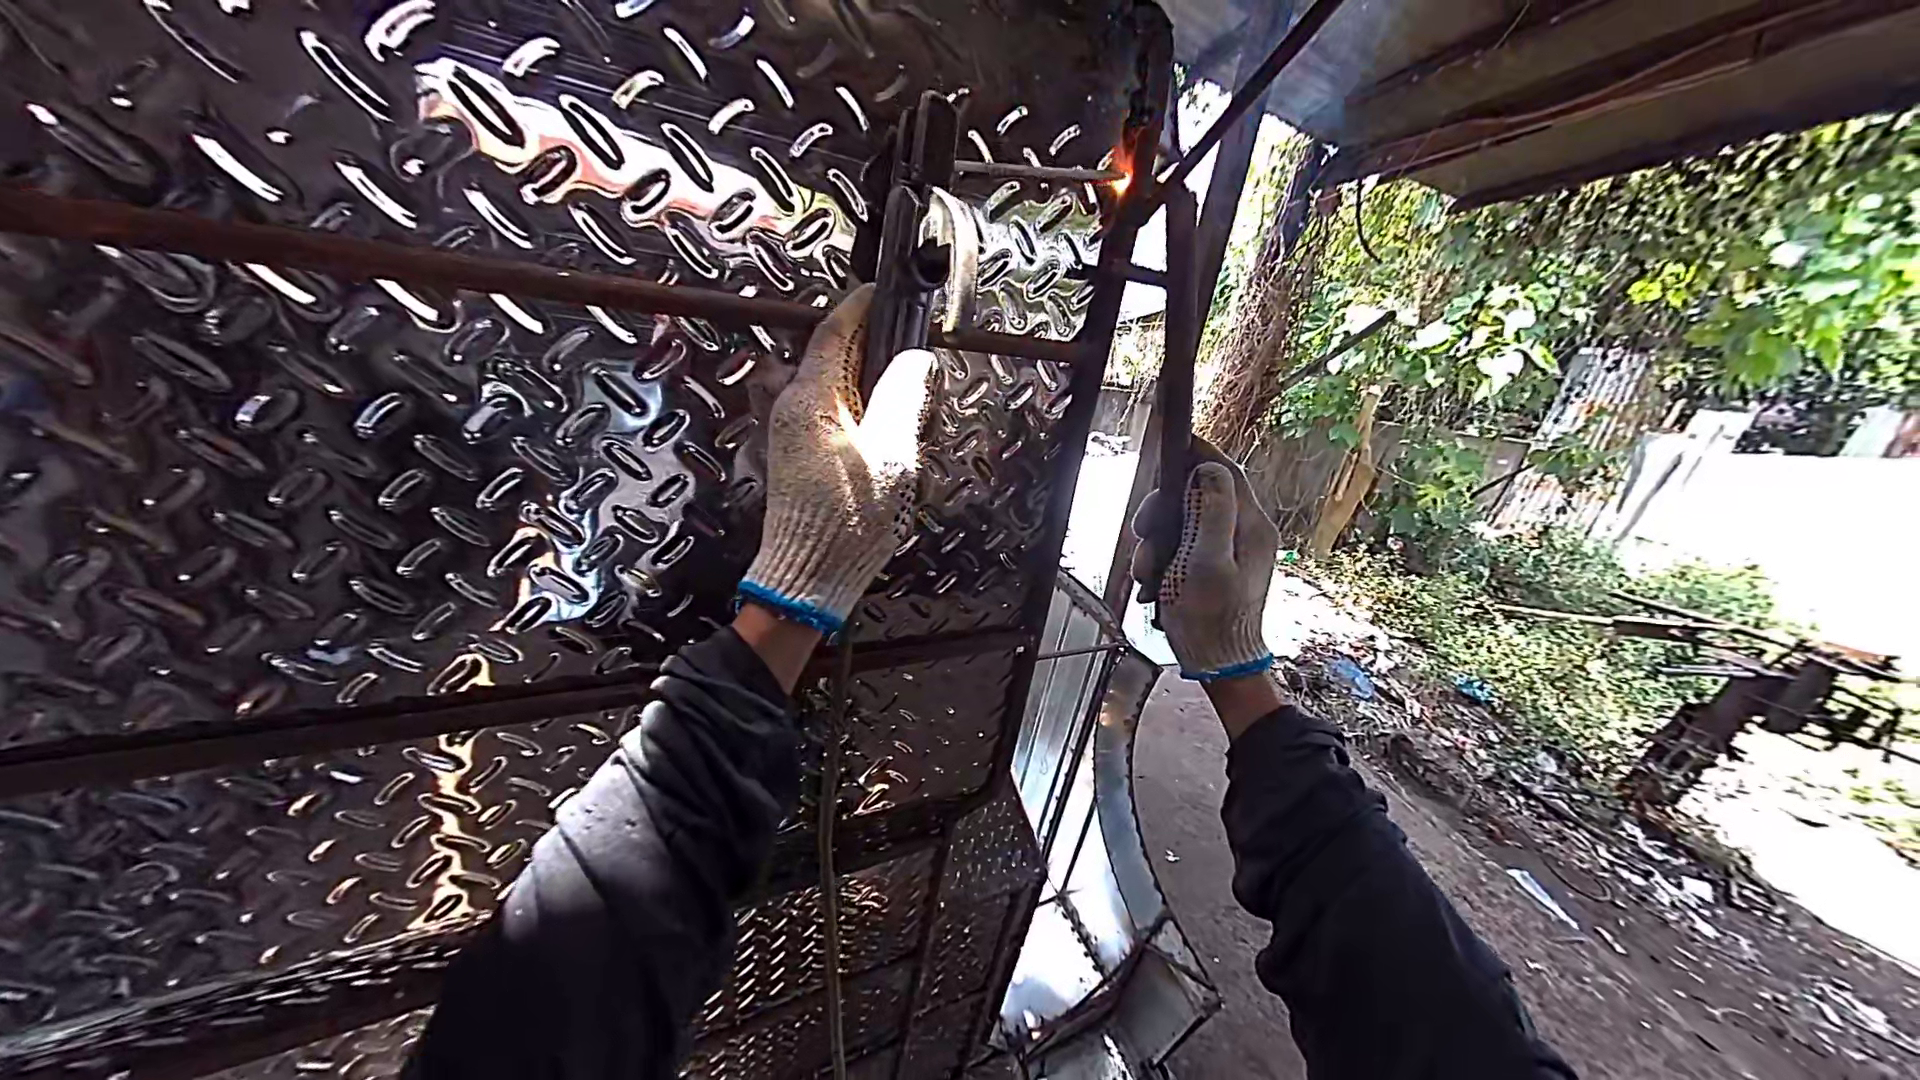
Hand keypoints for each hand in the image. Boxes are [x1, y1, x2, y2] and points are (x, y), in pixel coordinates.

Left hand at [738, 284, 934, 640]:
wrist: (808, 577)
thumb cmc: (849, 521)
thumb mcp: (891, 455)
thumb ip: (903, 398)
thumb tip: (915, 360)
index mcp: (812, 400)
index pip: (834, 332)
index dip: (859, 307)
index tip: (880, 292)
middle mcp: (791, 409)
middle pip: (831, 358)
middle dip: (868, 349)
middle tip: (907, 355)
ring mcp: (788, 433)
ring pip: (830, 388)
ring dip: (863, 383)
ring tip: (900, 402)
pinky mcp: (793, 456)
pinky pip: (826, 415)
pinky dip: (853, 410)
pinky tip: (879, 434)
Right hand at [1129, 437, 1279, 681]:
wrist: (1218, 663)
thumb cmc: (1211, 618)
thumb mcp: (1205, 563)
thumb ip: (1209, 513)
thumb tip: (1208, 468)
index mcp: (1249, 527)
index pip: (1226, 473)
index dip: (1200, 453)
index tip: (1174, 441)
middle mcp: (1242, 532)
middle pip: (1195, 497)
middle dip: (1162, 512)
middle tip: (1142, 533)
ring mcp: (1227, 549)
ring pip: (1182, 523)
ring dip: (1156, 544)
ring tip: (1147, 574)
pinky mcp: (1212, 565)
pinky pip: (1180, 546)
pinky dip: (1161, 559)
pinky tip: (1153, 583)